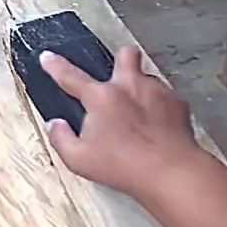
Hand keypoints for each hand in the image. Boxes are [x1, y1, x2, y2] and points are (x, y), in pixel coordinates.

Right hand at [39, 47, 206, 199]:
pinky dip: (161, 108)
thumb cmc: (123, 166)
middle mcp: (130, 86)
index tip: (48, 57)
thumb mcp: (80, 160)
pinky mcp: (178, 103)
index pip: (71, 76)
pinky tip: (158, 128)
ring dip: (141, 90)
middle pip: (125, 55)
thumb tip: (55, 125)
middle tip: (119, 79)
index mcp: (101, 98)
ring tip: (141, 117)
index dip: (56, 66)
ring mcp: (157, 91)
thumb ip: (62, 138)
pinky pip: (166, 97)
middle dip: (121, 60)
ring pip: (147, 78)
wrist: (169, 171)